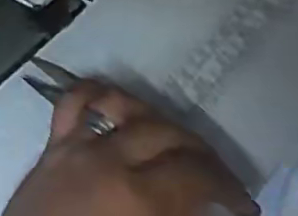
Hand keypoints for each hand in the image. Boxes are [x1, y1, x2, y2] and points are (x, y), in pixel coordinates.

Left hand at [4, 80, 258, 215]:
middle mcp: (110, 158)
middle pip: (168, 135)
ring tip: (177, 138)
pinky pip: (74, 103)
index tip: (245, 205)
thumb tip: (209, 210)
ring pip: (127, 108)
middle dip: (202, 152)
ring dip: (158, 118)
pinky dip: (96, 93)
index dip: (228, 187)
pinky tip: (114, 99)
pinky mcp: (52, 148)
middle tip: (219, 176)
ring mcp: (77, 146)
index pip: (197, 175)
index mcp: (138, 198)